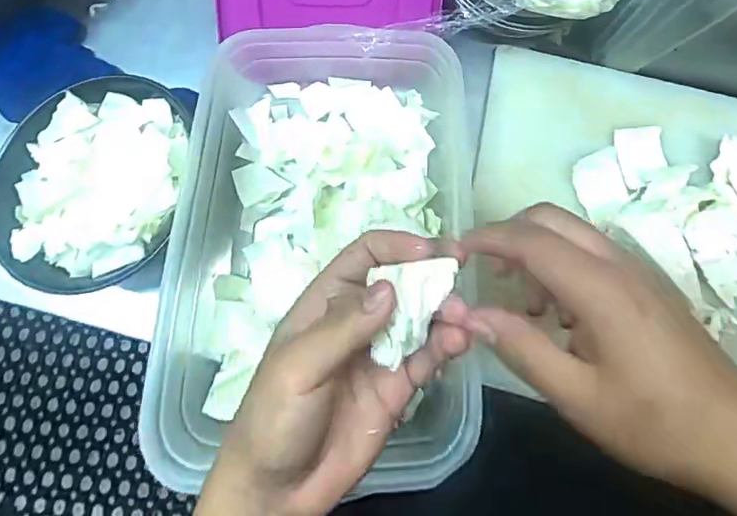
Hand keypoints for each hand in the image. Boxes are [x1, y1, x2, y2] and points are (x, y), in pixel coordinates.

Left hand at [196, 231, 472, 515]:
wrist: (277, 491)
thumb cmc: (273, 415)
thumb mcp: (298, 366)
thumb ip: (343, 328)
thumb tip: (389, 289)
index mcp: (327, 301)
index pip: (365, 256)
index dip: (396, 246)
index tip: (430, 250)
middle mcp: (357, 320)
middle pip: (400, 283)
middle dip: (429, 277)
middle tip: (458, 278)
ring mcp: (378, 354)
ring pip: (418, 319)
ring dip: (443, 311)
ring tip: (463, 317)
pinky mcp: (396, 390)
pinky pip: (425, 359)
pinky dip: (445, 347)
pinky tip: (459, 342)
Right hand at [447, 204, 736, 515]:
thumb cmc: (656, 420)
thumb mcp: (579, 398)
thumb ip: (521, 349)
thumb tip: (469, 314)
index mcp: (599, 286)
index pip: (529, 239)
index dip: (486, 238)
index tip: (455, 251)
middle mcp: (616, 260)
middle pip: (547, 217)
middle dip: (508, 234)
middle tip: (484, 272)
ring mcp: (634, 264)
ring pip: (568, 229)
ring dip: (535, 248)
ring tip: (525, 303)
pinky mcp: (645, 277)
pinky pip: (589, 247)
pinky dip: (559, 260)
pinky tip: (561, 312)